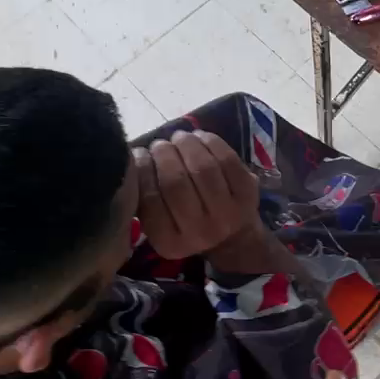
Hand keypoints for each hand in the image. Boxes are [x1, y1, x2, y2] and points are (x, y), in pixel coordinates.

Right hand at [133, 130, 259, 260]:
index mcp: (169, 242)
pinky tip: (200, 136)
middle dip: (164, 155)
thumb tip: (131, 156)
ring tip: (179, 137)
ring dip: (186, 144)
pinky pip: (227, 160)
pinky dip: (211, 142)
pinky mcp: (248, 194)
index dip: (142, 169)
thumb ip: (144, 196)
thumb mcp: (160, 224)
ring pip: (202, 168)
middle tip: (160, 144)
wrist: (233, 239)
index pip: (149, 200)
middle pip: (176, 183)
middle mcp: (199, 232)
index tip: (138, 153)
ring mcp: (227, 213)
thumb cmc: (187, 225)